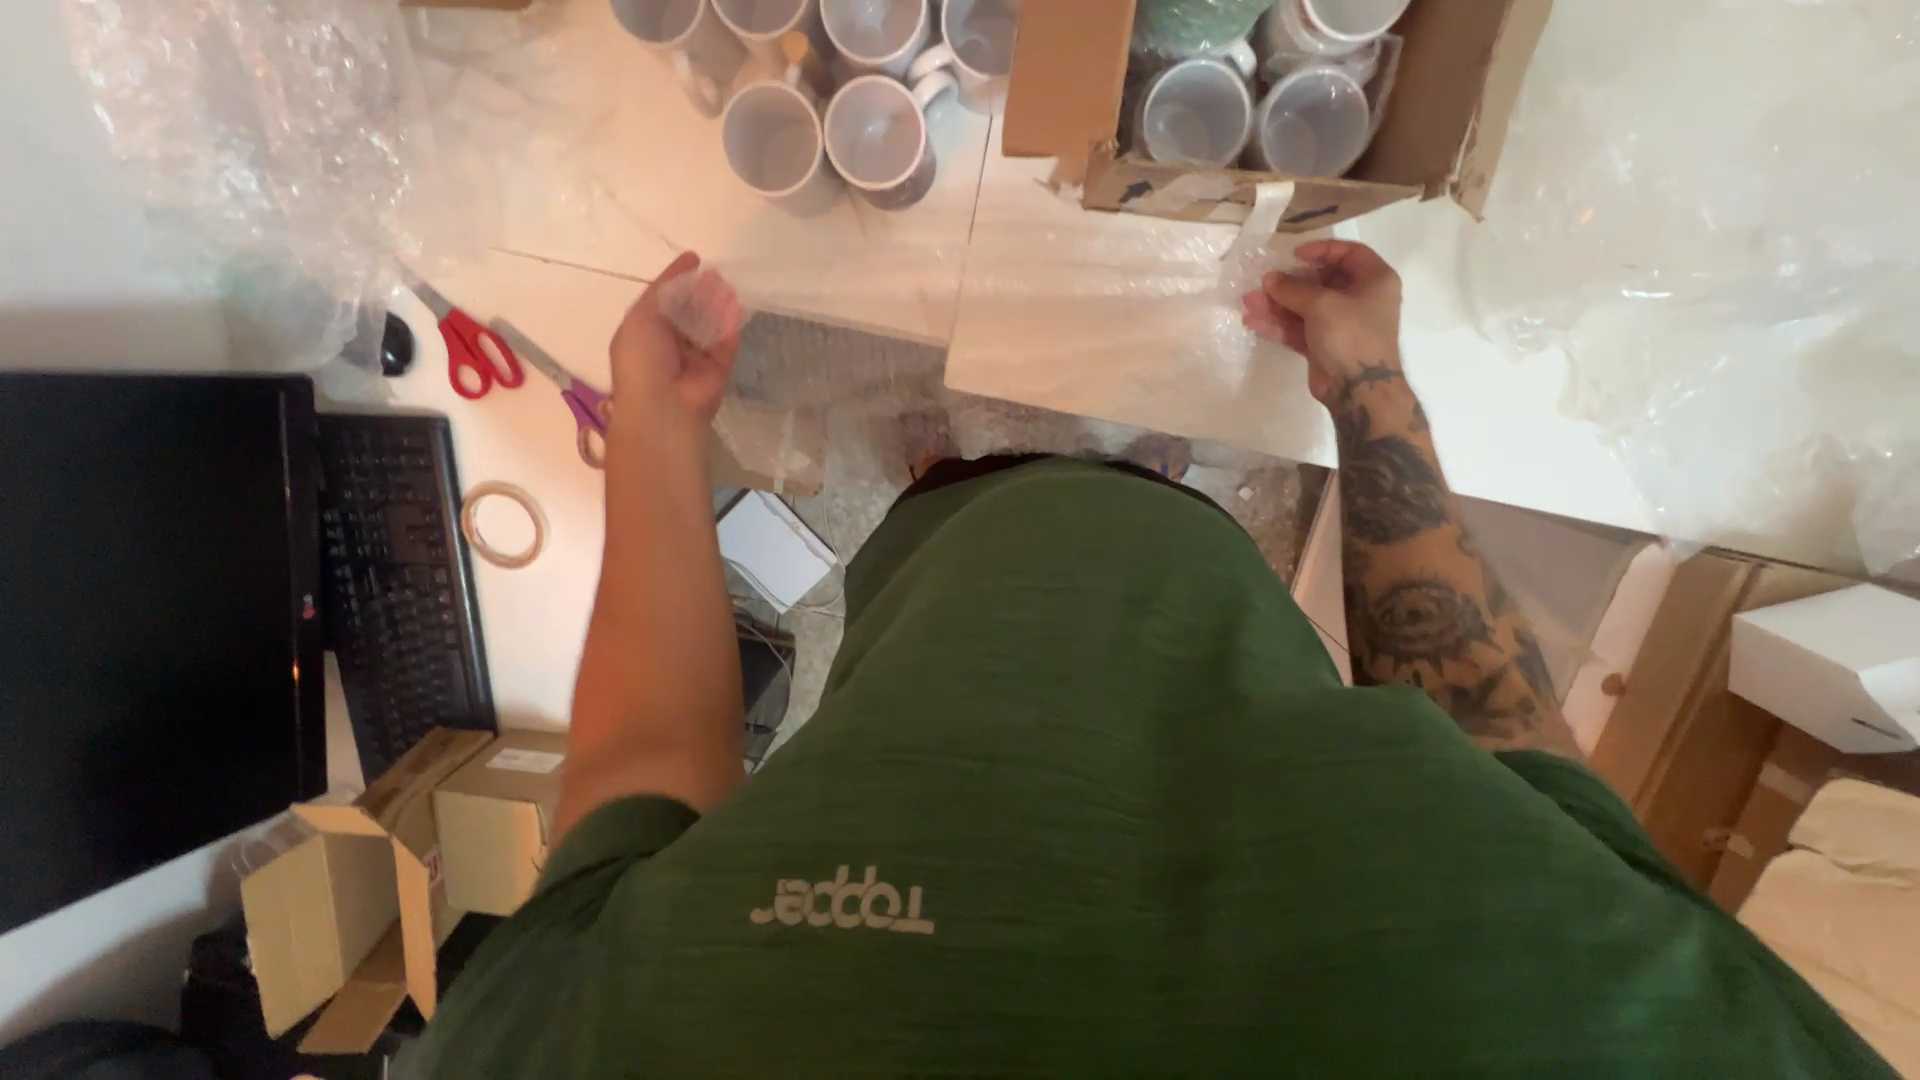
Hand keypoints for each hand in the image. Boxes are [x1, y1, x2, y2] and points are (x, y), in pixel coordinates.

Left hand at [609, 251, 743, 428]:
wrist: (664, 406)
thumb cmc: (643, 359)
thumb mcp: (641, 316)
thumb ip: (663, 289)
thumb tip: (688, 263)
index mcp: (645, 331)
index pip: (664, 299)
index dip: (677, 278)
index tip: (694, 259)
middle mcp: (670, 342)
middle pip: (689, 310)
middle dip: (700, 291)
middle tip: (714, 275)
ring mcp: (696, 356)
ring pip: (709, 324)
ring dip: (717, 304)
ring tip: (726, 286)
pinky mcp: (719, 368)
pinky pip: (726, 342)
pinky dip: (730, 324)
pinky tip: (735, 306)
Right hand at [1241, 240, 1402, 404]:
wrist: (1358, 387)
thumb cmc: (1350, 335)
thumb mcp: (1322, 304)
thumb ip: (1292, 289)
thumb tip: (1268, 279)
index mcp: (1374, 280)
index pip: (1348, 254)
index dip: (1321, 250)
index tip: (1294, 254)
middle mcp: (1359, 299)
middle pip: (1320, 282)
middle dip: (1288, 283)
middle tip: (1262, 282)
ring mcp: (1340, 323)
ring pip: (1304, 307)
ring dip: (1276, 305)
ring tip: (1247, 303)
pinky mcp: (1322, 344)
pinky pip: (1298, 328)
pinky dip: (1277, 324)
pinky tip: (1253, 321)